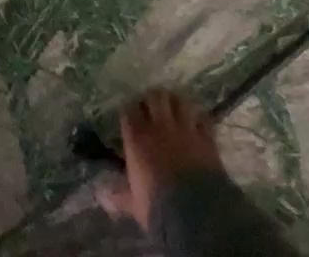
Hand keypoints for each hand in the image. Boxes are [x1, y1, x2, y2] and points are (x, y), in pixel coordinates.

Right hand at [96, 90, 223, 227]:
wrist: (195, 211)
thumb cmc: (157, 206)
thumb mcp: (133, 203)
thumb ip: (118, 196)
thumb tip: (101, 195)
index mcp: (137, 138)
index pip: (129, 110)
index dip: (129, 109)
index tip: (129, 114)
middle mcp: (160, 127)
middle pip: (155, 97)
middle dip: (152, 99)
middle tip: (151, 107)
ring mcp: (185, 129)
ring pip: (179, 101)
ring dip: (175, 102)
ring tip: (173, 108)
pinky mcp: (206, 138)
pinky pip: (202, 119)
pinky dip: (197, 119)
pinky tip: (195, 124)